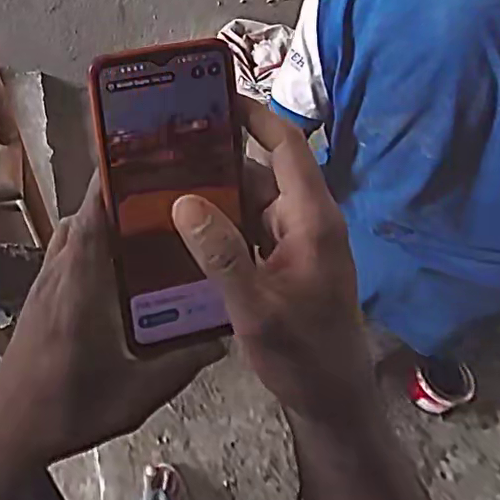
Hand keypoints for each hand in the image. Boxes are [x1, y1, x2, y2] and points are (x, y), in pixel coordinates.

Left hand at [0, 173, 221, 464]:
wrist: (12, 424)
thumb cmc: (70, 404)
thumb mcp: (137, 391)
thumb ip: (182, 362)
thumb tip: (223, 335)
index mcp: (81, 277)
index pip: (93, 210)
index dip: (114, 177)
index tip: (146, 157)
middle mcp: (60, 266)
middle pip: (87, 212)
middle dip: (122, 196)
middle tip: (166, 194)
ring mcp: (46, 277)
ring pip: (76, 228)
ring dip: (105, 219)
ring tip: (149, 225)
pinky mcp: (41, 290)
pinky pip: (69, 248)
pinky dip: (92, 241)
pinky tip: (121, 265)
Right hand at [170, 100, 376, 424]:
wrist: (332, 403)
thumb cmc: (303, 356)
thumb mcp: (256, 308)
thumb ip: (222, 255)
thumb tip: (184, 202)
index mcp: (311, 219)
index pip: (286, 147)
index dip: (255, 116)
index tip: (215, 97)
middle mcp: (305, 220)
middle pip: (262, 168)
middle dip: (219, 152)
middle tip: (170, 142)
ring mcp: (295, 240)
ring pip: (251, 197)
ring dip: (215, 186)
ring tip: (167, 176)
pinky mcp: (283, 259)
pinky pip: (248, 223)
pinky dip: (220, 215)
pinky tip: (184, 220)